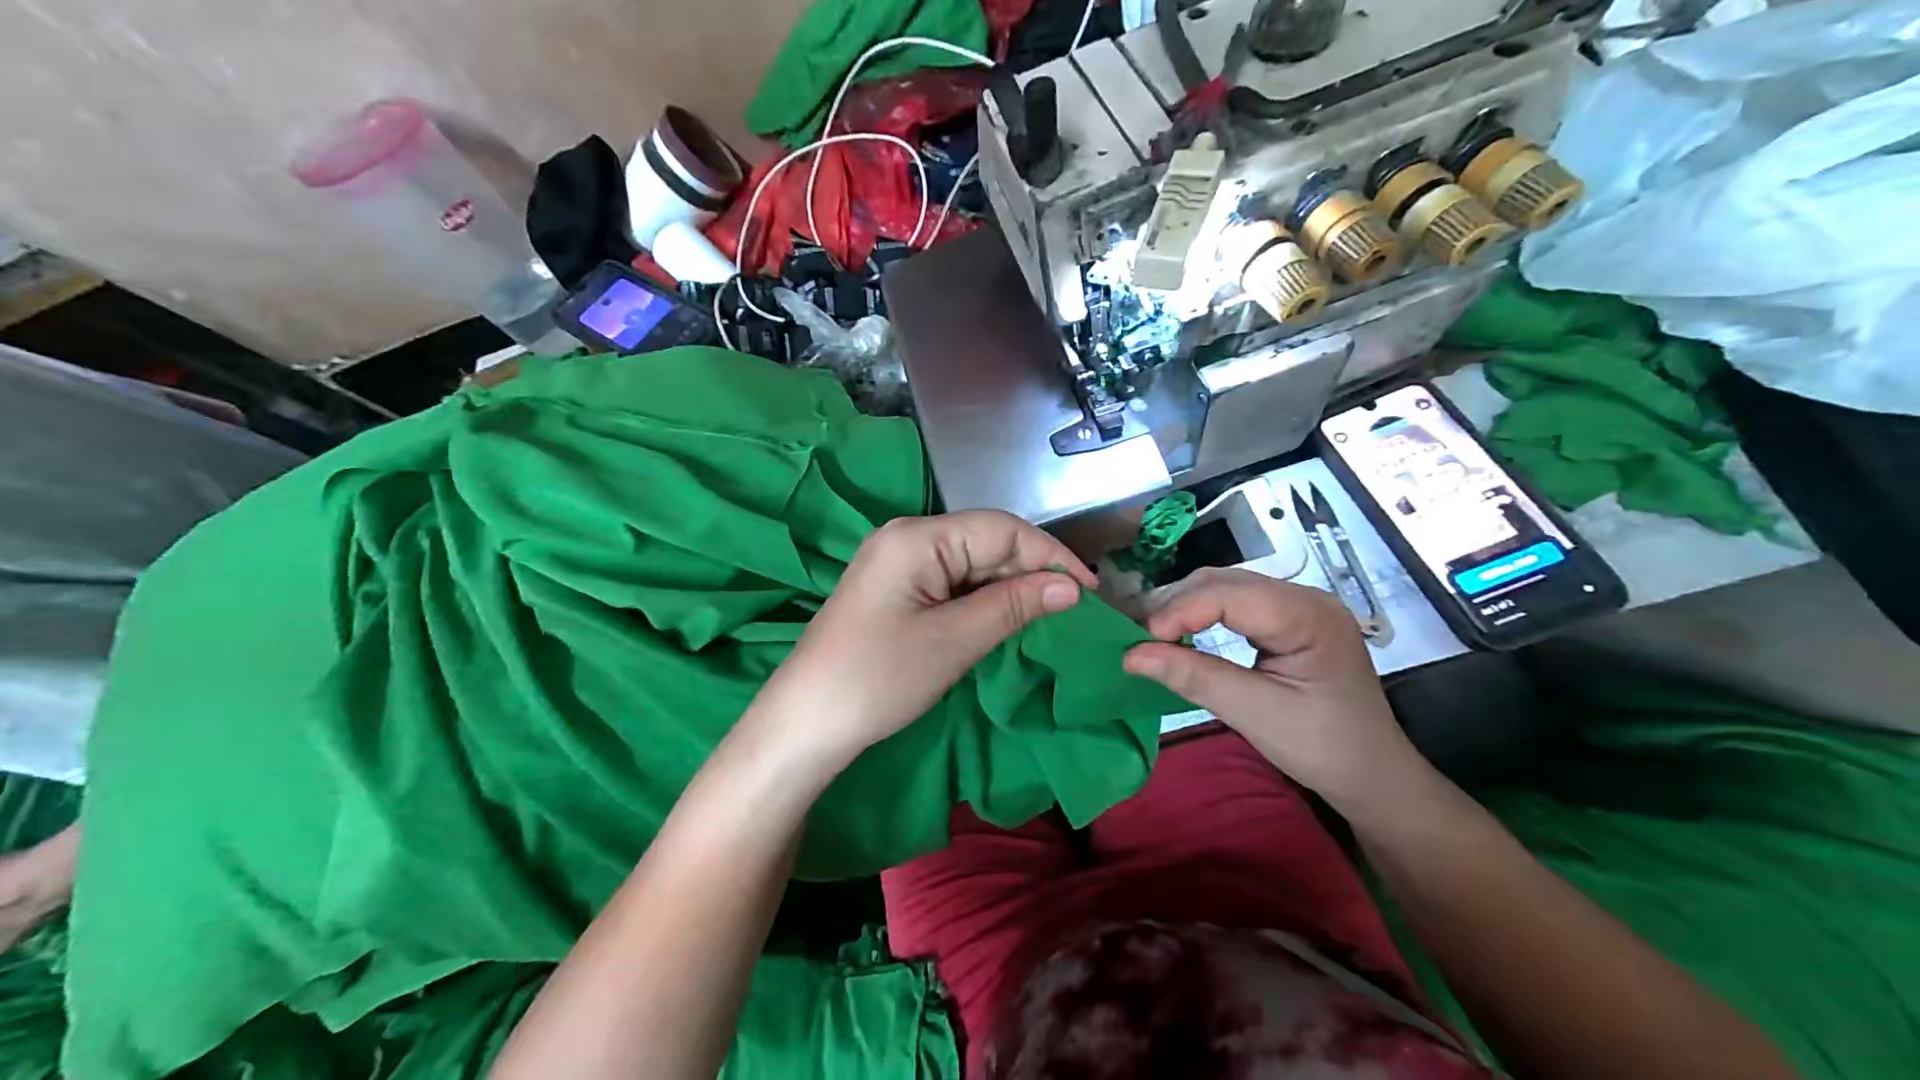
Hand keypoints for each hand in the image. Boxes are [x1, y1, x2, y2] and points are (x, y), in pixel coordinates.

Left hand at [741, 511, 1095, 775]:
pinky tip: (1008, 620)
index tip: (1091, 594)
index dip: (1051, 557)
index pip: (1003, 529)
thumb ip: (1014, 605)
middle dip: (1033, 572)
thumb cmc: (877, 679)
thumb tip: (1072, 587)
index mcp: (917, 537)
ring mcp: (898, 563)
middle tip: (1076, 612)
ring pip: (972, 564)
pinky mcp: (896, 590)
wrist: (805, 724)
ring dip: (1011, 588)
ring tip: (1052, 618)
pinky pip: (952, 583)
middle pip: (987, 542)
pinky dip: (984, 600)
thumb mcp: (953, 641)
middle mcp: (907, 537)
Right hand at [1122, 568, 1433, 811]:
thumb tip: (1130, 656)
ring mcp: (1297, 605)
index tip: (1138, 643)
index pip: (1228, 594)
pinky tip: (1182, 635)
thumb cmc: (1322, 748)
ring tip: (1151, 637)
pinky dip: (1200, 615)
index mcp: (1309, 615)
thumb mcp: (1254, 714)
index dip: (1178, 612)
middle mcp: (1304, 596)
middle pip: (1222, 582)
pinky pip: (1234, 603)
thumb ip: (1193, 677)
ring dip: (1183, 608)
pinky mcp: (1287, 619)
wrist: (1372, 774)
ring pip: (1223, 587)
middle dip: (1174, 606)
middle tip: (1136, 639)